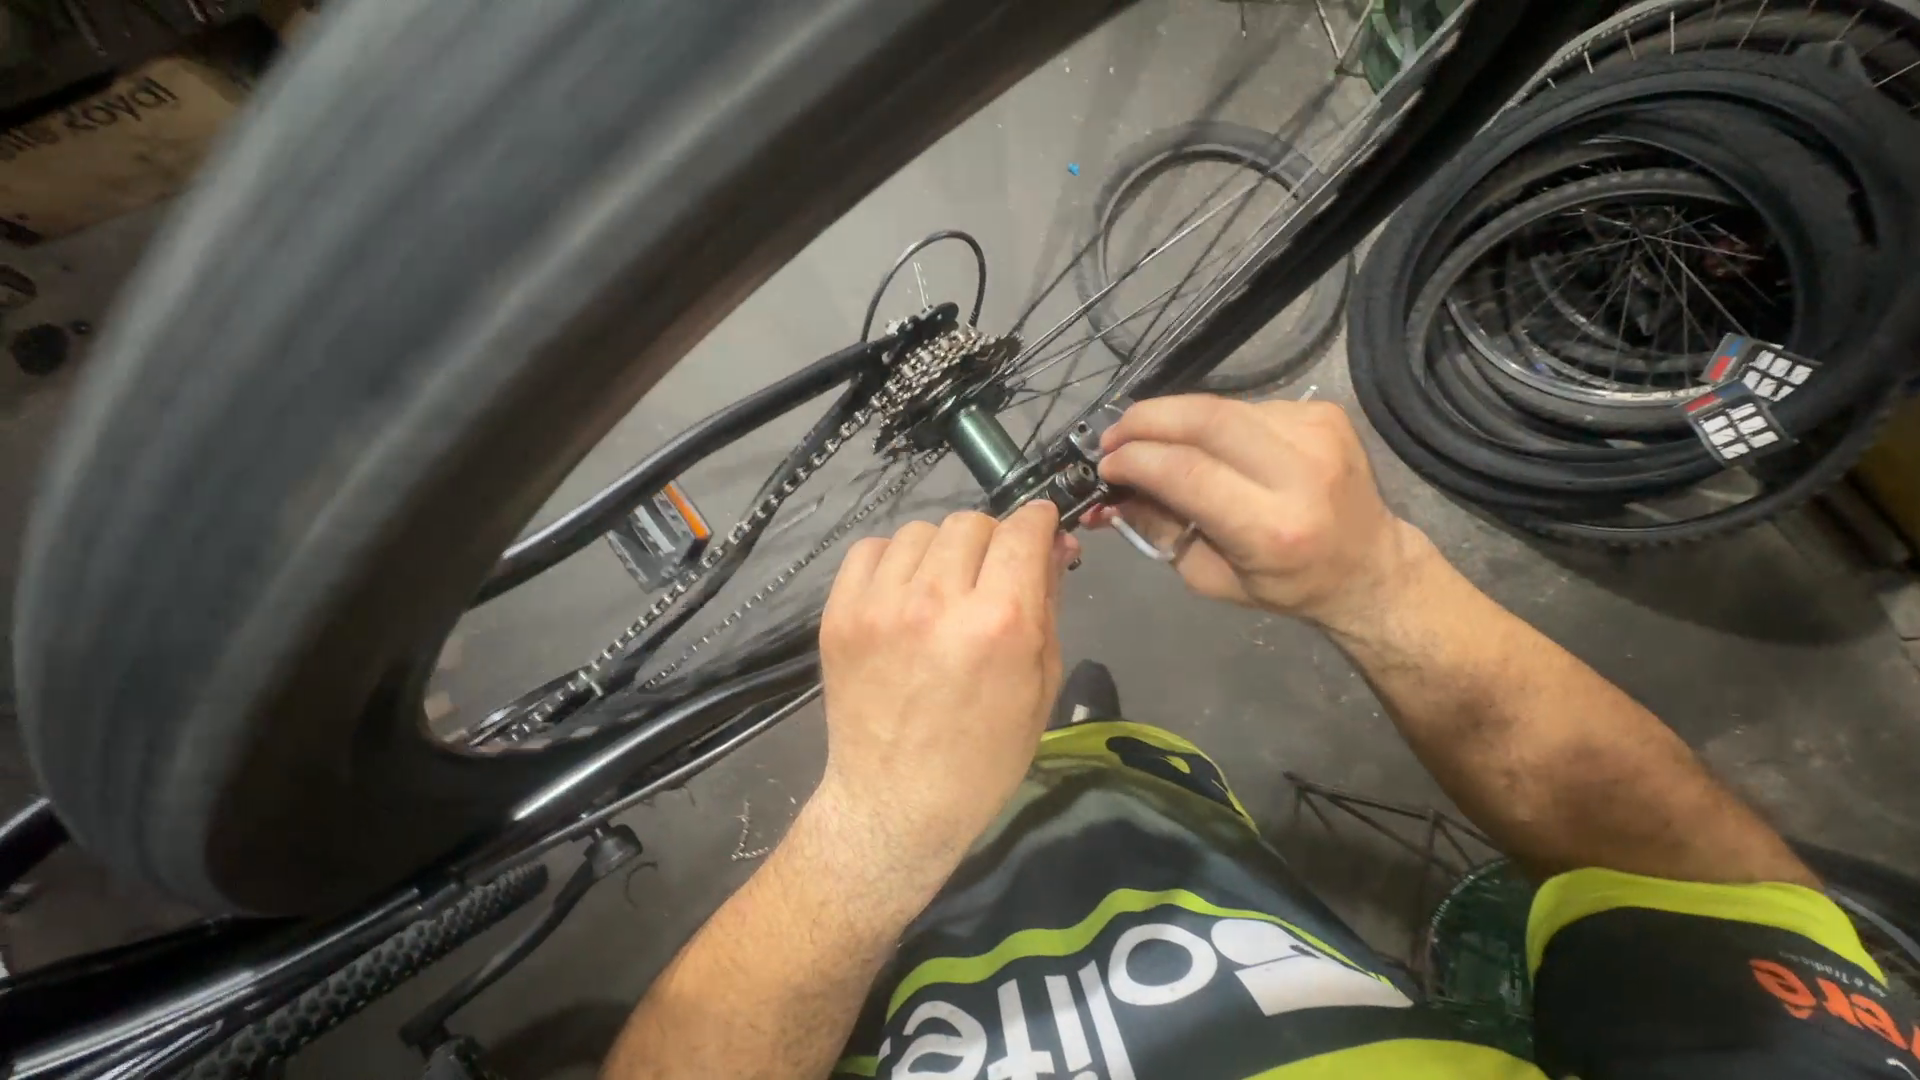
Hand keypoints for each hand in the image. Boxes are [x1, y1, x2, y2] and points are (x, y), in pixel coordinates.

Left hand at [813, 501, 1077, 875]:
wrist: (898, 803)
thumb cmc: (985, 757)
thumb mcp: (1041, 684)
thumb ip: (1048, 604)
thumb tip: (1052, 546)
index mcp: (1000, 621)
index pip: (1023, 529)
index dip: (1039, 521)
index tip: (1040, 530)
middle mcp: (939, 600)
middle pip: (971, 522)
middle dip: (993, 540)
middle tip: (991, 576)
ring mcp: (881, 604)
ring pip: (921, 531)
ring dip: (943, 551)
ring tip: (943, 590)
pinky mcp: (840, 614)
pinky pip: (871, 550)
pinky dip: (894, 561)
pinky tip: (903, 595)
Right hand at [1086, 394, 1423, 631]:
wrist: (1369, 567)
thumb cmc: (1285, 585)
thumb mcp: (1208, 576)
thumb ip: (1158, 530)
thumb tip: (1109, 495)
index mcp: (1271, 529)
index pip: (1186, 472)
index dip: (1135, 460)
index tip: (1105, 465)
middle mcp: (1300, 474)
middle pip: (1205, 419)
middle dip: (1146, 419)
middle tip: (1114, 435)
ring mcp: (1318, 435)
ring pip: (1222, 406)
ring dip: (1174, 418)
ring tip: (1149, 438)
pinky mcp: (1324, 414)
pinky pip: (1247, 407)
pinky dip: (1213, 421)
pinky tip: (1208, 443)